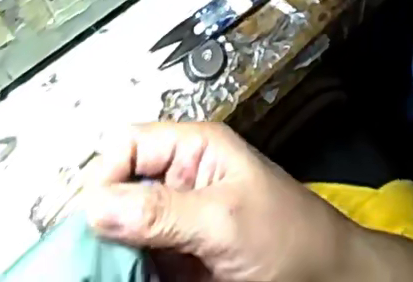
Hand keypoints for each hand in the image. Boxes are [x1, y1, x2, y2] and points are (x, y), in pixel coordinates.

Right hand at [77, 122, 363, 281]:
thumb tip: (97, 203)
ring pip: (122, 229)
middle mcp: (180, 178)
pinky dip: (125, 272)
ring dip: (109, 251)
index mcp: (195, 148)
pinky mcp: (178, 259)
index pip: (130, 144)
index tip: (93, 220)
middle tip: (87, 258)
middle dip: (102, 220)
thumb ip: (163, 210)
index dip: (106, 176)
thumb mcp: (225, 217)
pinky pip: (137, 260)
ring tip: (101, 272)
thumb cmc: (291, 235)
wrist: (326, 279)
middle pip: (120, 188)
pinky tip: (123, 279)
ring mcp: (178, 221)